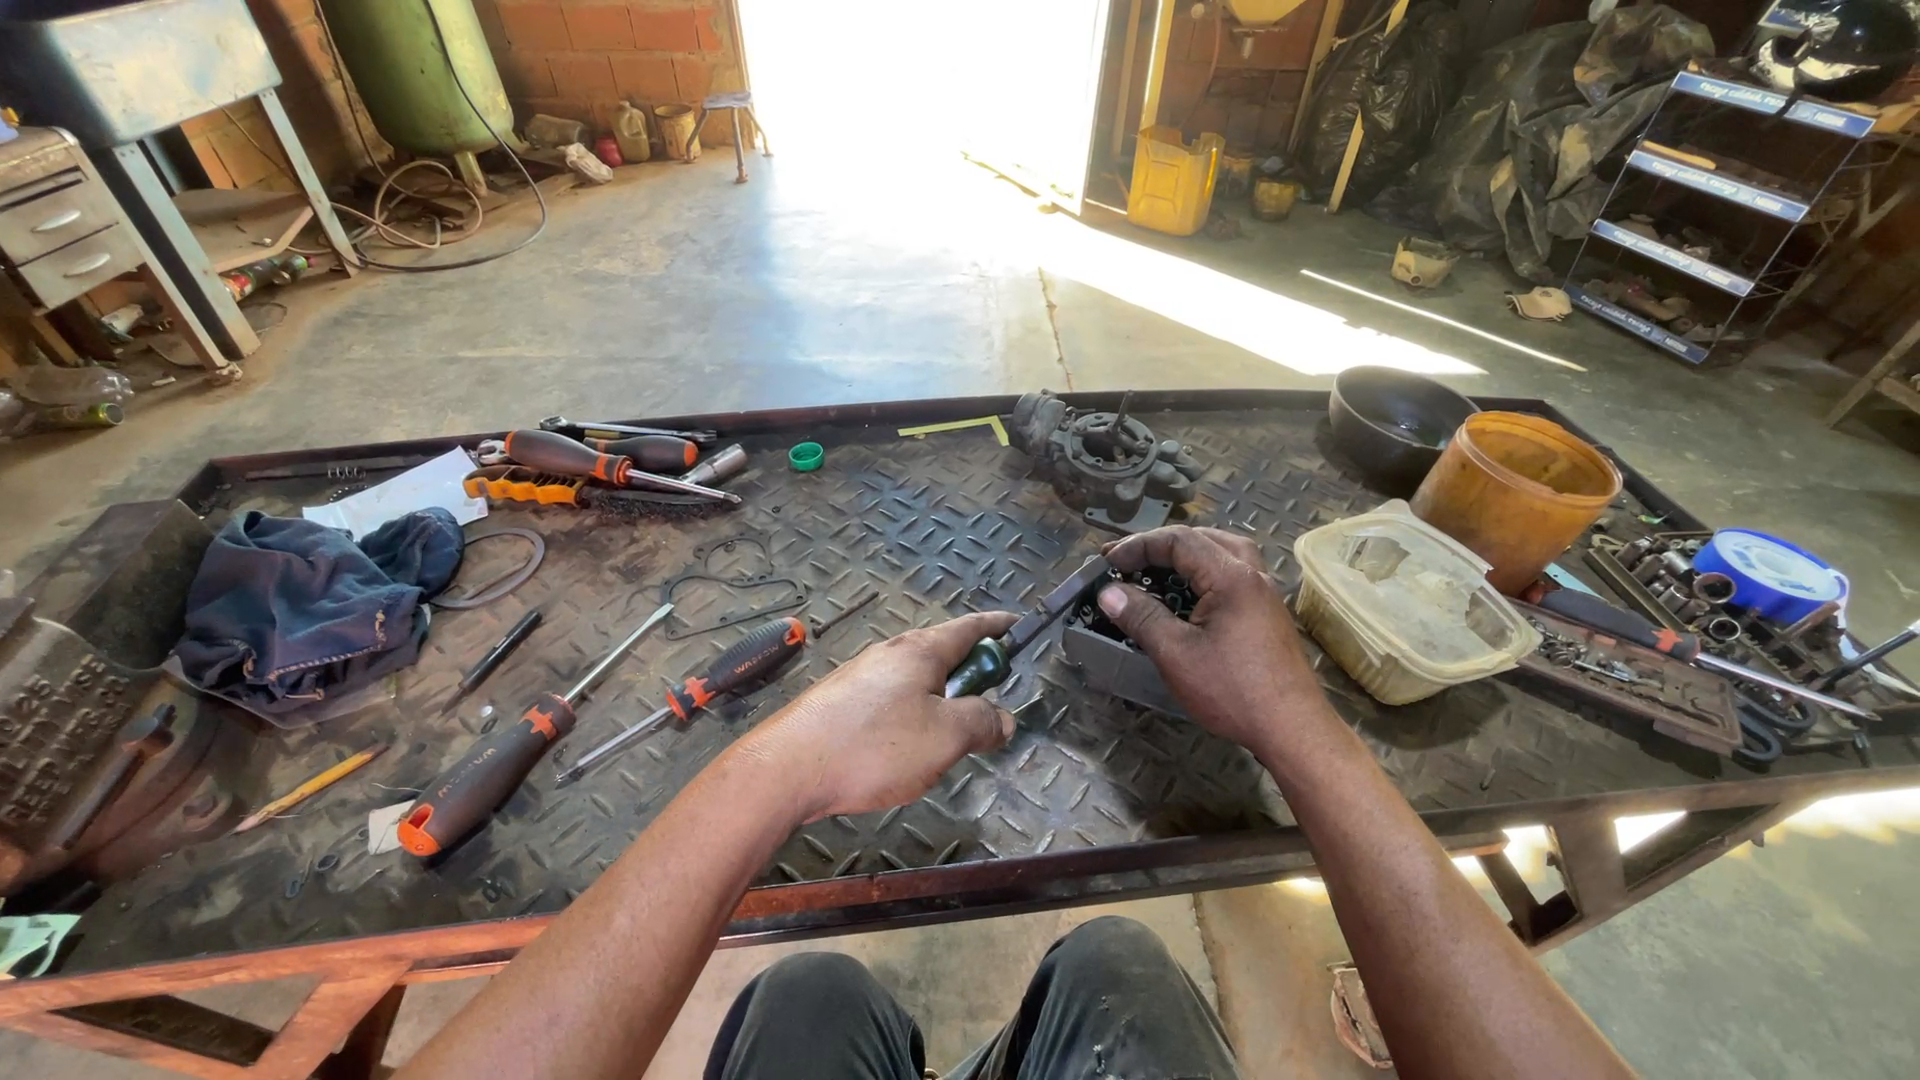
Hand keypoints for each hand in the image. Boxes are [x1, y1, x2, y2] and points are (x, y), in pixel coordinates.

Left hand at [734, 611, 1019, 823]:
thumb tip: (1003, 718)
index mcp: (920, 650)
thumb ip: (982, 723)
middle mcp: (889, 654)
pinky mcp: (839, 704)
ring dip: (939, 700)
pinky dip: (910, 717)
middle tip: (988, 704)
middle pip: (941, 654)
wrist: (786, 769)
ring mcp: (859, 677)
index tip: (1017, 625)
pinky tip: (902, 752)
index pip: (969, 627)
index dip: (997, 626)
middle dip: (970, 673)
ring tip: (945, 741)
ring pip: (915, 681)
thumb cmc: (874, 746)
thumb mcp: (945, 737)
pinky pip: (890, 702)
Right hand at [1099, 527, 1329, 754]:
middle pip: (1204, 539)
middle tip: (1127, 561)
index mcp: (1231, 576)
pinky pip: (1232, 575)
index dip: (1138, 546)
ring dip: (1186, 555)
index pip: (1179, 541)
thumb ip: (1141, 617)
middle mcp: (1252, 575)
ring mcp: (1264, 594)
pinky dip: (1203, 573)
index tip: (1108, 563)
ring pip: (1223, 554)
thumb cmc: (1232, 690)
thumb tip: (1108, 592)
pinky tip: (1187, 595)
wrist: (1292, 728)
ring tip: (1156, 568)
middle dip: (1161, 545)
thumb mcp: (1176, 653)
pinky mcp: (1267, 614)